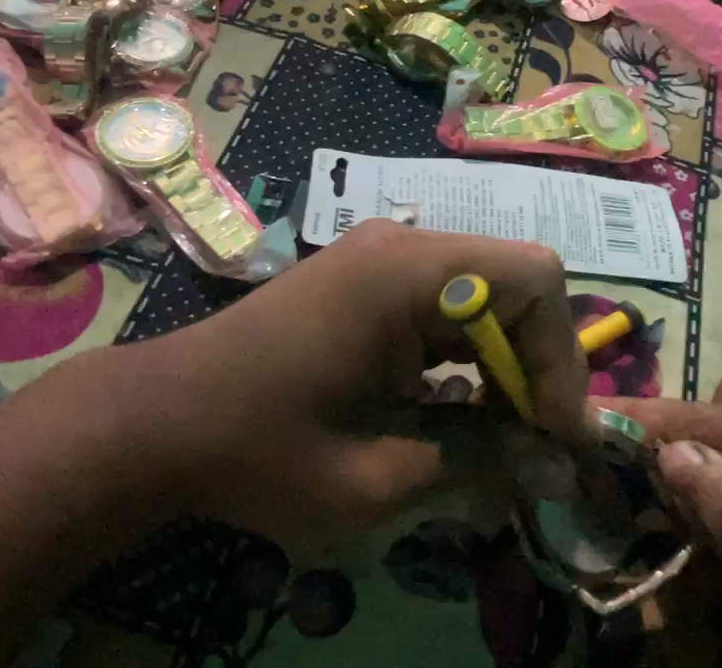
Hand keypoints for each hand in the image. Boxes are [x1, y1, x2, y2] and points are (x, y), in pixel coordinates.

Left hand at [113, 220, 587, 540]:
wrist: (159, 420)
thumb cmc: (260, 448)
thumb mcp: (376, 476)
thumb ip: (478, 461)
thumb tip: (559, 466)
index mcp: (407, 272)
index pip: (534, 278)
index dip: (561, 357)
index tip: (557, 437)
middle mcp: (401, 245)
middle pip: (514, 282)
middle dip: (536, 364)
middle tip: (535, 447)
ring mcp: (380, 258)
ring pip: (483, 295)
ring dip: (503, 363)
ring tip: (498, 440)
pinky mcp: (366, 282)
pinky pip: (444, 306)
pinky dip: (466, 356)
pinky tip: (452, 414)